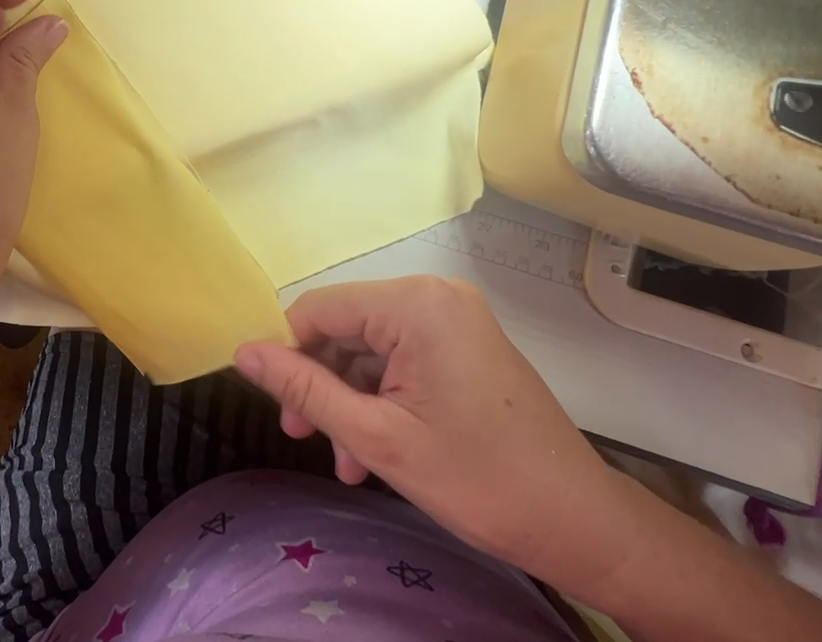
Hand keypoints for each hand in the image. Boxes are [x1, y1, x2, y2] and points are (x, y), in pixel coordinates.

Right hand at [234, 277, 621, 587]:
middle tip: (305, 439)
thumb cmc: (478, 481)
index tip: (278, 406)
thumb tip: (241, 352)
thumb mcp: (375, 437)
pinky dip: (378, 399)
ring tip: (346, 461)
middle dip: (320, 385)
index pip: (318, 309)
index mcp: (415, 305)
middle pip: (344, 328)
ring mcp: (453, 318)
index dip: (287, 353)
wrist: (581, 525)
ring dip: (347, 401)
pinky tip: (371, 451)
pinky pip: (399, 359)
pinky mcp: (463, 343)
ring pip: (367, 349)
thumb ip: (303, 389)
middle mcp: (434, 296)